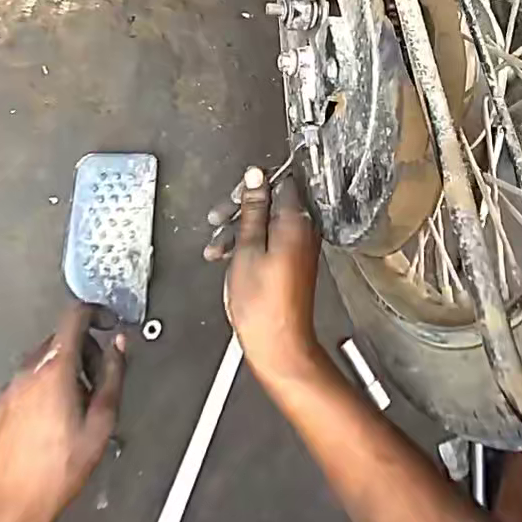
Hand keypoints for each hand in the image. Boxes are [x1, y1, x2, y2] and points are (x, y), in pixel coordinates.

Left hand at [0, 304, 126, 521]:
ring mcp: (7, 389)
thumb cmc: (53, 474)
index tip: (106, 321)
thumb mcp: (100, 424)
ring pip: (42, 363)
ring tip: (74, 410)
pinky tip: (48, 425)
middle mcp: (27, 371)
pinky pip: (24, 385)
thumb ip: (113, 375)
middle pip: (60, 340)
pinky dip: (41, 390)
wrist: (3, 513)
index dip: (96, 311)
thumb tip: (118, 346)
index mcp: (55, 368)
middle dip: (84, 352)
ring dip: (63, 372)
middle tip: (96, 381)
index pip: (75, 316)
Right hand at [205, 167, 326, 383]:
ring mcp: (299, 245)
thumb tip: (256, 176)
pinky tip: (228, 256)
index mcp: (296, 220)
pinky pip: (271, 238)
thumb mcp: (248, 247)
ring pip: (268, 220)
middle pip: (272, 199)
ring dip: (240, 228)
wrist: (278, 344)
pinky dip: (249, 243)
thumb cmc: (263, 303)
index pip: (281, 179)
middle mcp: (304, 229)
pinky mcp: (293, 260)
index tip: (236, 193)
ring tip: (217, 246)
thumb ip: (253, 208)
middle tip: (220, 217)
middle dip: (242, 206)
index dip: (255, 182)